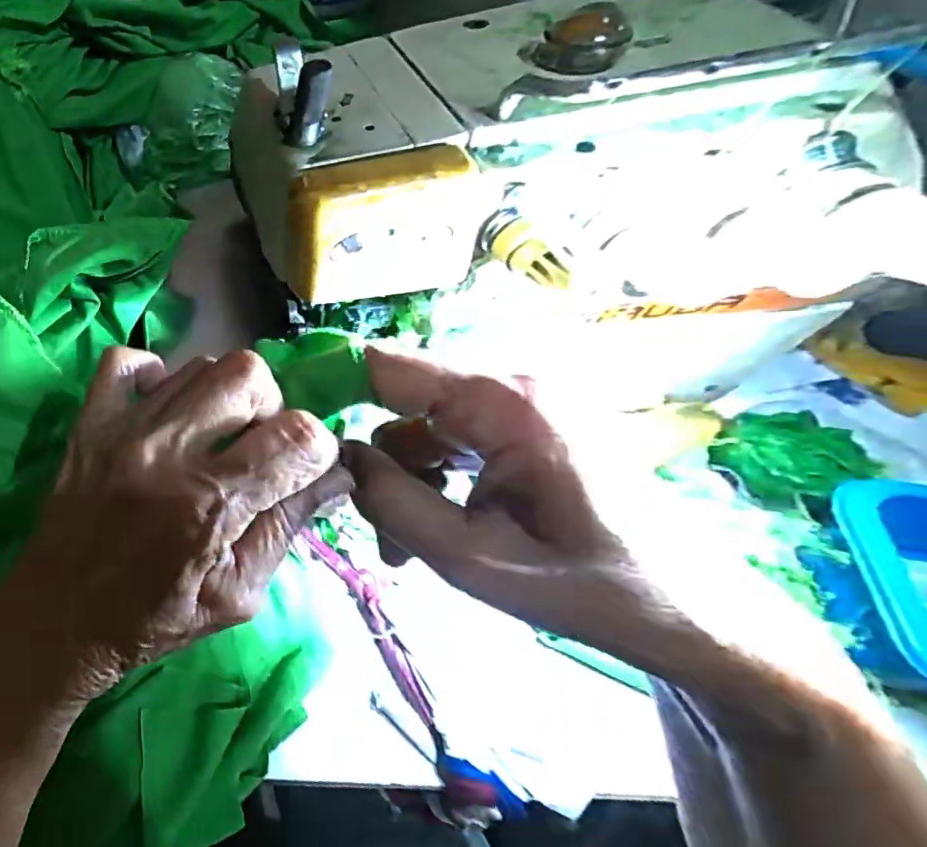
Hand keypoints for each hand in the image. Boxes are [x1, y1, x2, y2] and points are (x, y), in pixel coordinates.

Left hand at [0, 347, 352, 708]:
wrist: (60, 610)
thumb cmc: (152, 616)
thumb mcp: (237, 594)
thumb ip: (287, 526)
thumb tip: (337, 474)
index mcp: (211, 502)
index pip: (298, 434)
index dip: (315, 449)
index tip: (299, 469)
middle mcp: (167, 451)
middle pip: (247, 373)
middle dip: (269, 406)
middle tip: (253, 445)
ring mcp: (121, 428)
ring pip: (195, 363)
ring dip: (217, 394)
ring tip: (207, 433)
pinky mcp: (87, 420)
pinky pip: (124, 361)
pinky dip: (153, 374)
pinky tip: (161, 408)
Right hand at [344, 347, 686, 673]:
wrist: (704, 624)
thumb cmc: (594, 589)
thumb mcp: (471, 558)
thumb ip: (388, 502)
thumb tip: (333, 458)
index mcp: (503, 403)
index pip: (382, 364)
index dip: (325, 384)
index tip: (284, 422)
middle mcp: (510, 387)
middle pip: (397, 402)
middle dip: (373, 459)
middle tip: (365, 519)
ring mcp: (520, 406)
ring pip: (417, 428)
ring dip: (401, 481)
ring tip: (407, 546)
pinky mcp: (525, 428)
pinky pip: (449, 442)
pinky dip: (430, 481)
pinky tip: (437, 531)